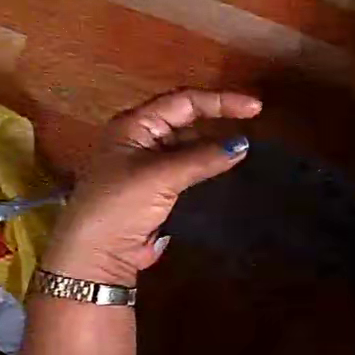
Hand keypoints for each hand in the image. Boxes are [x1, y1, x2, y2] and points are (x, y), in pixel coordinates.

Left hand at [43, 89, 261, 285]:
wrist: (98, 253)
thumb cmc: (120, 205)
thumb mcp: (161, 177)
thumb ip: (203, 158)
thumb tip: (242, 144)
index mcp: (135, 124)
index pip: (184, 101)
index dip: (221, 101)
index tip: (255, 108)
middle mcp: (143, 138)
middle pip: (188, 118)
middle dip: (220, 118)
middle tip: (255, 121)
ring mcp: (150, 163)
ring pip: (191, 144)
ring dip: (216, 144)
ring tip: (247, 146)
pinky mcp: (159, 188)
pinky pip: (191, 167)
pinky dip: (210, 165)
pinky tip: (229, 168)